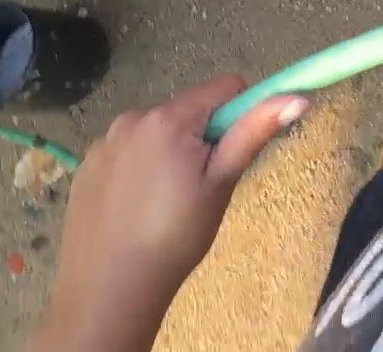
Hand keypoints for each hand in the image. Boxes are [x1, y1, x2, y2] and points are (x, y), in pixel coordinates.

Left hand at [30, 77, 308, 351]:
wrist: (107, 295)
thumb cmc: (175, 235)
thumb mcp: (223, 181)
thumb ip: (255, 131)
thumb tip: (298, 96)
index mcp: (168, 118)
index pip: (225, 87)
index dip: (240, 114)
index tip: (231, 152)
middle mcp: (131, 118)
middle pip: (190, 109)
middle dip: (203, 135)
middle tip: (201, 182)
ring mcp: (103, 143)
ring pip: (159, 129)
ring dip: (171, 149)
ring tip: (168, 198)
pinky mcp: (84, 167)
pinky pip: (129, 149)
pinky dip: (141, 165)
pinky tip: (138, 205)